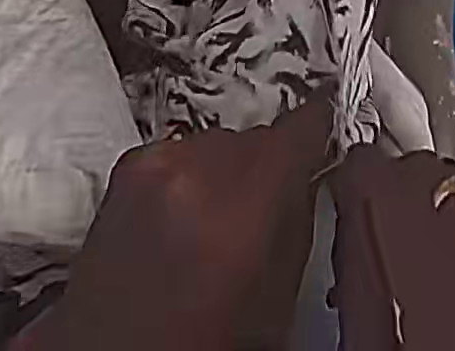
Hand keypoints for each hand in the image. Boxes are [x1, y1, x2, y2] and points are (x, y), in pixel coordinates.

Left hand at [12, 98, 331, 350]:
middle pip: (258, 137)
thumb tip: (309, 170)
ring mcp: (162, 162)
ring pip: (221, 140)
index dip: (318, 125)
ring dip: (226, 167)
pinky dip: (190, 172)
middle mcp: (202, 170)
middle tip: (262, 208)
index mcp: (247, 205)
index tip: (323, 125)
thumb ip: (299, 217)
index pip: (301, 127)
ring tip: (215, 220)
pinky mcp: (131, 164)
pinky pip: (183, 148)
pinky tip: (182, 215)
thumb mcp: (276, 294)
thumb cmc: (200, 339)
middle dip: (267, 163)